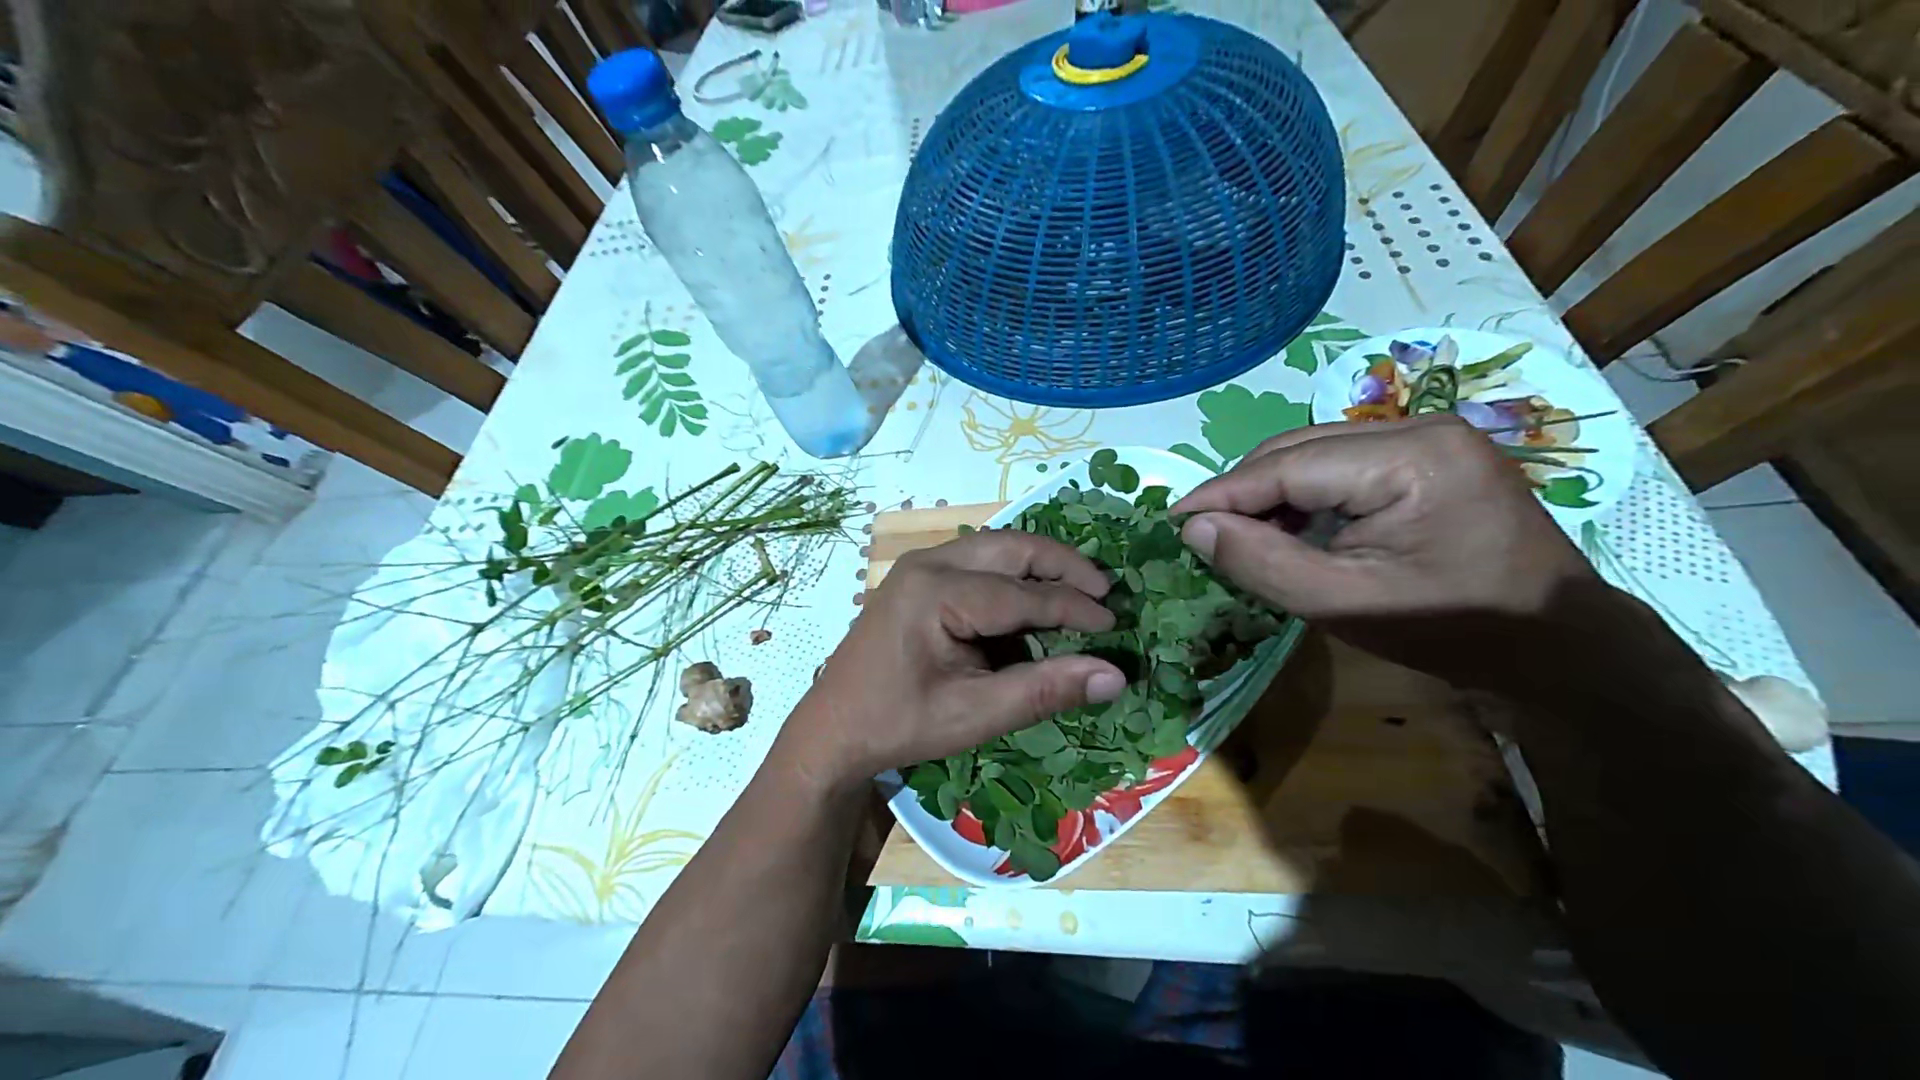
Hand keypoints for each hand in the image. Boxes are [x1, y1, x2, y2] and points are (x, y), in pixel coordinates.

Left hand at [774, 530, 1127, 793]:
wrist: (833, 729)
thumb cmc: (900, 724)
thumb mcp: (975, 714)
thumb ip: (1045, 690)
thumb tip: (1115, 675)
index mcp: (937, 592)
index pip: (1025, 593)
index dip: (1076, 608)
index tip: (1115, 625)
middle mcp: (928, 563)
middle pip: (1013, 547)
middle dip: (1064, 566)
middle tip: (1104, 592)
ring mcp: (919, 565)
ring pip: (996, 546)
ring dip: (1040, 565)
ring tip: (1079, 592)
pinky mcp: (917, 576)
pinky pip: (977, 560)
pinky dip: (1013, 575)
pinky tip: (1032, 601)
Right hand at [1171, 415, 1601, 684]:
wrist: (1557, 646)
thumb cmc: (1451, 630)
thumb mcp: (1342, 604)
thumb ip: (1262, 562)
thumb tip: (1194, 528)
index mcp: (1411, 458)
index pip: (1289, 466)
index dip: (1224, 493)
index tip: (1173, 520)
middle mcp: (1421, 427)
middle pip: (1299, 448)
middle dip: (1244, 490)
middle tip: (1203, 532)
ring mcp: (1431, 436)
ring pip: (1316, 451)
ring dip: (1270, 491)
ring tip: (1242, 534)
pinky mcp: (1431, 454)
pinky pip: (1343, 462)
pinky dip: (1304, 492)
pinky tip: (1290, 526)